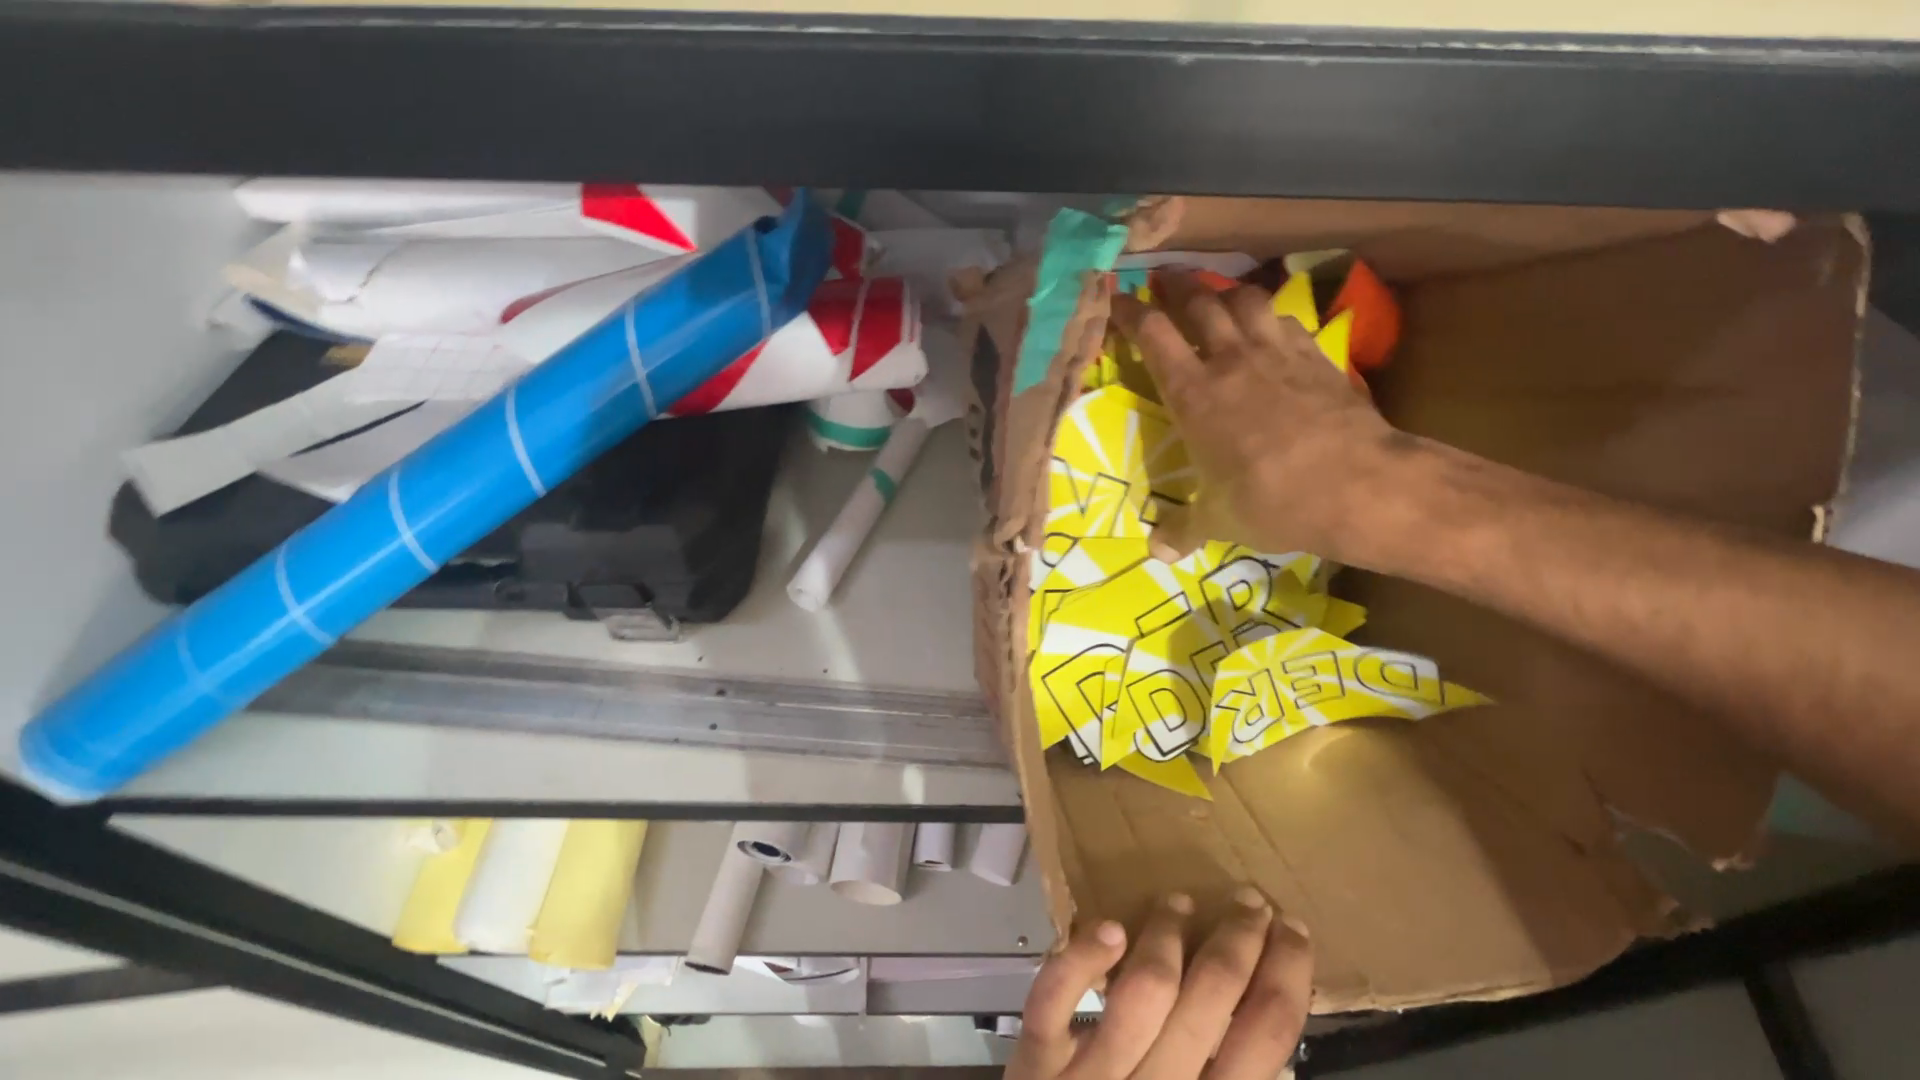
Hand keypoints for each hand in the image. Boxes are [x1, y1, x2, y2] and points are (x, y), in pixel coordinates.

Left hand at [1006, 889, 1313, 1079]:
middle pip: (1211, 999)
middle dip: (1238, 939)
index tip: (1293, 929)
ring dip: (1167, 935)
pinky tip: (1109, 928)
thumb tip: (1272, 1014)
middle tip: (1249, 900)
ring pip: (1143, 990)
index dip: (1287, 975)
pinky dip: (1080, 961)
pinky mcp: (1037, 1062)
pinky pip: (1054, 1003)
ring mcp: (1093, 1077)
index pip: (1265, 1038)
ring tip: (1180, 902)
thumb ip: (1235, 1075)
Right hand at [1110, 271, 1404, 567]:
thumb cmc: (1273, 501)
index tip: (1114, 297)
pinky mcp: (1316, 357)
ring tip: (1215, 299)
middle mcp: (1231, 360)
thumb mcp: (1219, 520)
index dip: (1127, 310)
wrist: (1358, 485)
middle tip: (1161, 280)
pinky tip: (1268, 331)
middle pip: (1197, 302)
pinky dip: (1268, 319)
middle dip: (1174, 286)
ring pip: (1245, 299)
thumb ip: (1183, 528)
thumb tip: (1156, 552)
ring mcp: (1277, 353)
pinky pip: (1285, 322)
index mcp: (1193, 393)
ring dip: (1224, 294)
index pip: (1151, 333)